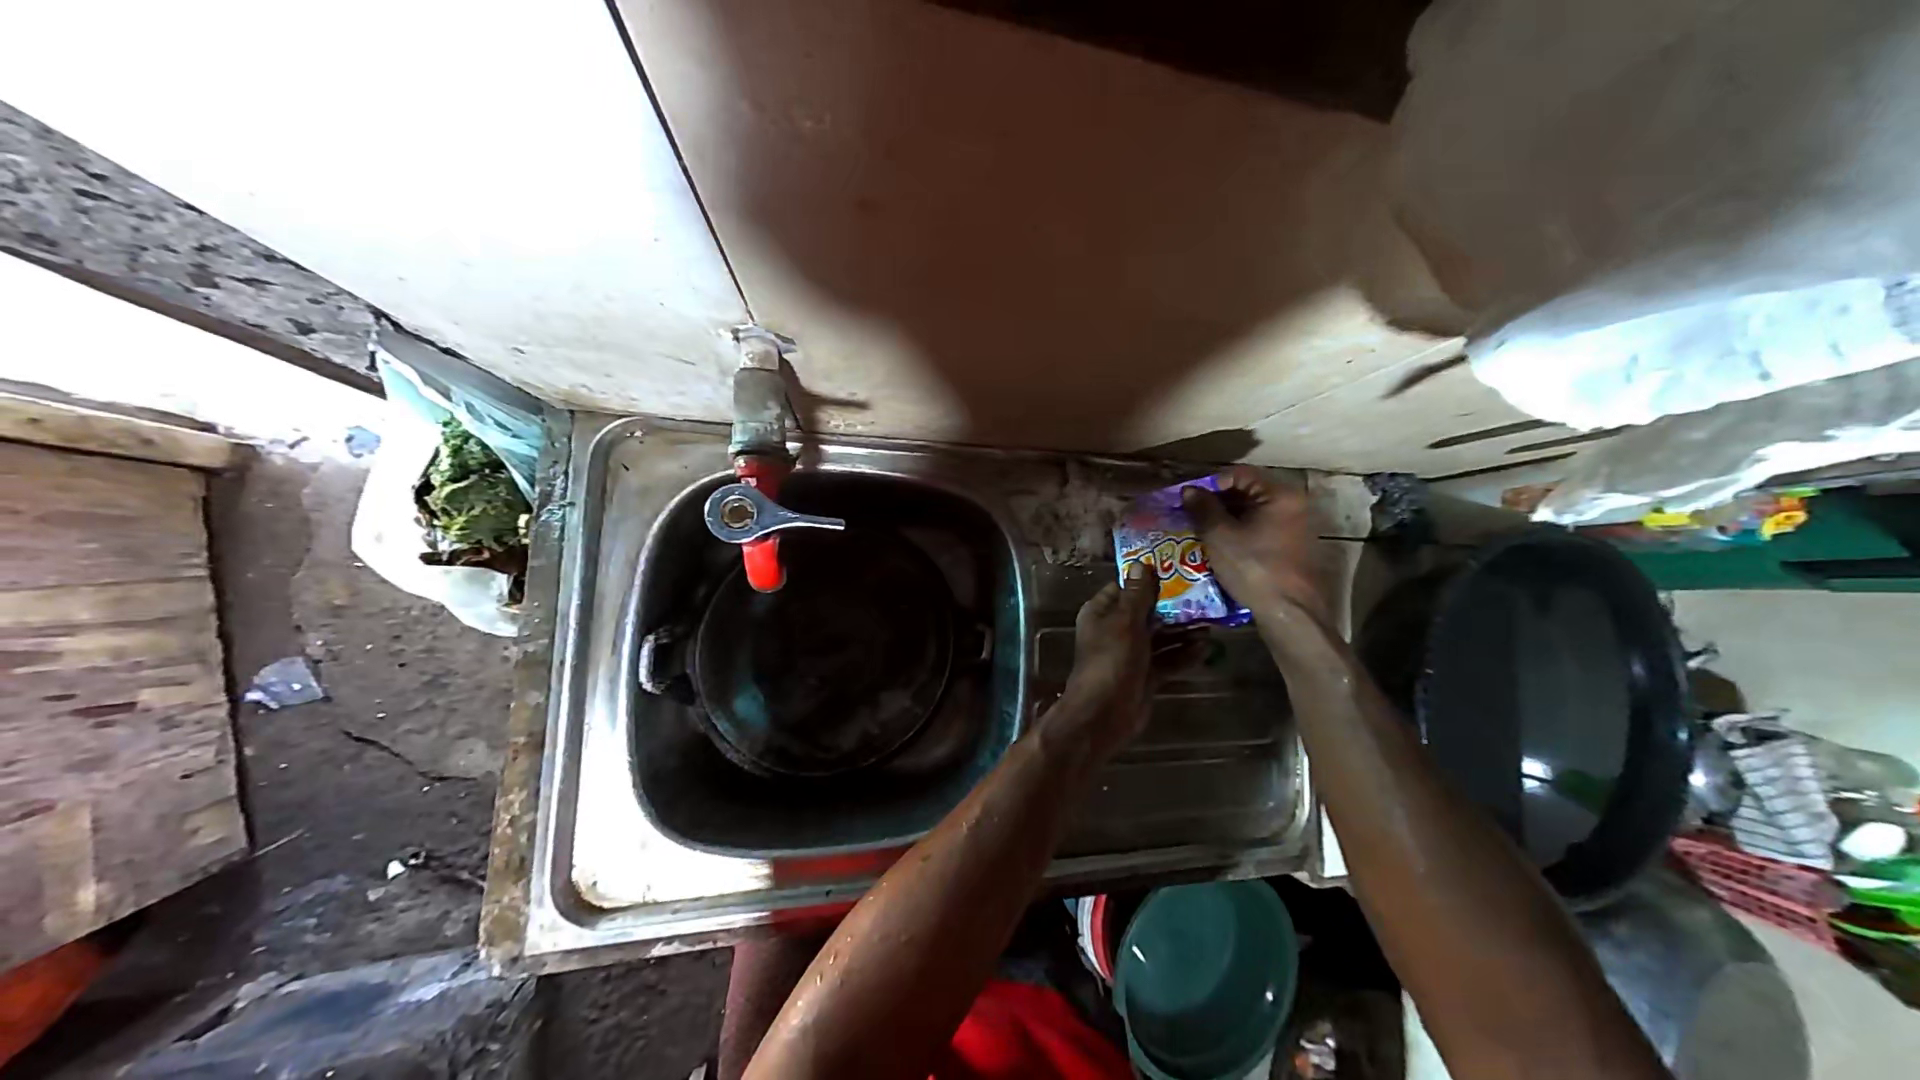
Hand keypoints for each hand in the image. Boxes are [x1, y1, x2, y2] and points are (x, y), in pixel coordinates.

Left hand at [1050, 563, 1207, 759]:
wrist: (1104, 714)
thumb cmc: (1111, 661)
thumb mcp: (1125, 623)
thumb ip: (1137, 595)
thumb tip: (1141, 564)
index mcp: (1102, 613)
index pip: (1125, 587)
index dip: (1149, 578)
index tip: (1178, 568)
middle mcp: (1115, 630)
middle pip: (1147, 611)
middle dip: (1174, 605)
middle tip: (1205, 595)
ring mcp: (1132, 654)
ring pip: (1161, 636)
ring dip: (1183, 630)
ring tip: (1212, 621)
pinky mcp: (1146, 675)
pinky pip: (1168, 659)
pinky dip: (1184, 654)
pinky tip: (1207, 648)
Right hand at [1181, 466, 1337, 631]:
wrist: (1288, 612)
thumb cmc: (1253, 567)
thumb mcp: (1219, 535)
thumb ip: (1203, 508)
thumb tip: (1189, 490)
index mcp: (1280, 494)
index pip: (1239, 474)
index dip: (1210, 483)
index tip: (1188, 499)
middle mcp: (1294, 504)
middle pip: (1248, 492)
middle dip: (1217, 502)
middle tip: (1191, 515)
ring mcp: (1296, 527)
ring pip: (1253, 513)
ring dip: (1226, 519)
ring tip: (1201, 531)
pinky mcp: (1293, 547)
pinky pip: (1261, 530)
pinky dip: (1240, 533)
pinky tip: (1220, 547)